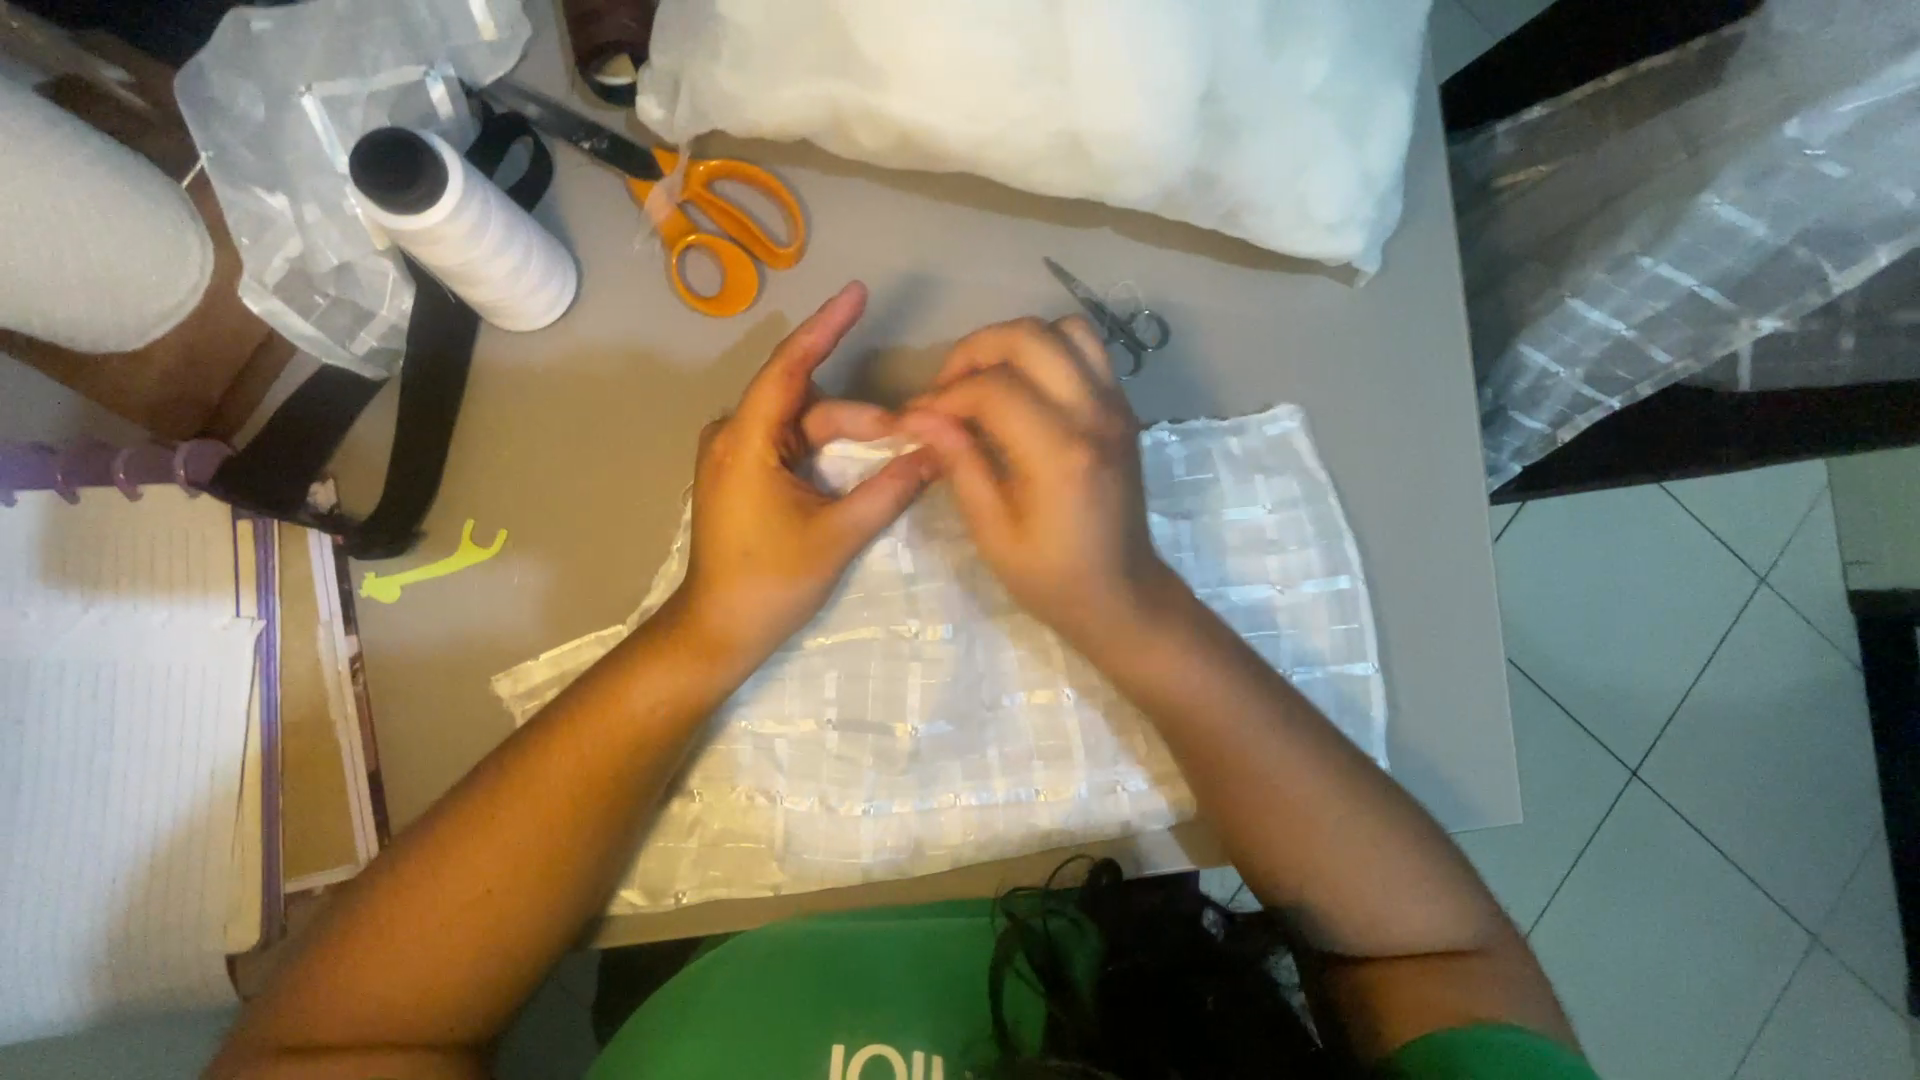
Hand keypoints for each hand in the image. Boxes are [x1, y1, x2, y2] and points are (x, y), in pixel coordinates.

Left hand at [670, 282, 935, 666]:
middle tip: (913, 436)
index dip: (826, 327)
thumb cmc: (770, 583)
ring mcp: (734, 454)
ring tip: (896, 448)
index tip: (858, 292)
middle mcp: (733, 435)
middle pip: (808, 405)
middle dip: (861, 418)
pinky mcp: (742, 474)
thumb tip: (939, 452)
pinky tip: (862, 458)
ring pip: (803, 426)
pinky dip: (828, 449)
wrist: (719, 629)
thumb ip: (889, 489)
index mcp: (745, 441)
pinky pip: (792, 444)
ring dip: (847, 435)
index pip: (790, 367)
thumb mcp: (837, 535)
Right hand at [900, 316, 1179, 651]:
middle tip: (947, 389)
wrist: (1121, 594)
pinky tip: (1023, 390)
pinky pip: (1088, 351)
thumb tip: (918, 416)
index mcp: (1061, 454)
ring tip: (986, 380)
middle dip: (975, 352)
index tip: (915, 419)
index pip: (993, 389)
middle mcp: (1096, 416)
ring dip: (1016, 344)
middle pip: (1029, 337)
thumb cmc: (1050, 577)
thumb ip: (959, 463)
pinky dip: (1049, 353)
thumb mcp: (992, 531)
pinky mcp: (1124, 409)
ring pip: (1065, 329)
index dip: (944, 396)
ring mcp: (1117, 407)